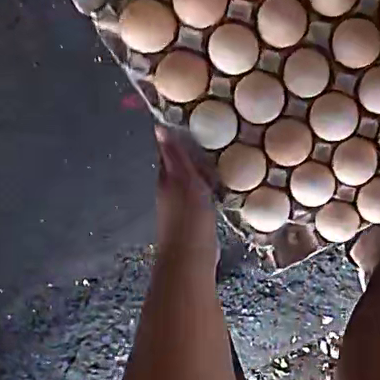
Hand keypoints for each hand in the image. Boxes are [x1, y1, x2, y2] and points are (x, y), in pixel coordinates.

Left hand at [154, 127, 218, 266]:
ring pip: (189, 180)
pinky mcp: (193, 219)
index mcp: (166, 179)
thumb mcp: (185, 182)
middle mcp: (169, 191)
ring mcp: (180, 206)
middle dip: (191, 152)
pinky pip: (200, 195)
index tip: (193, 120)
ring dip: (201, 170)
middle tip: (214, 137)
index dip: (177, 136)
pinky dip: (208, 187)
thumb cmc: (189, 218)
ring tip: (221, 158)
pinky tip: (221, 187)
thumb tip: (159, 127)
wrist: (190, 259)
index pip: (168, 151)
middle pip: (179, 165)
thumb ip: (175, 157)